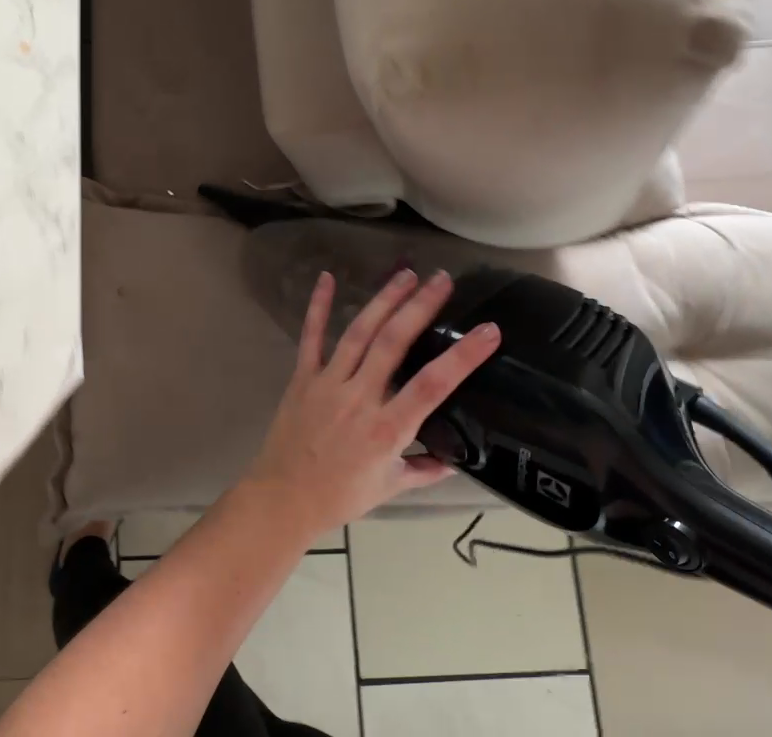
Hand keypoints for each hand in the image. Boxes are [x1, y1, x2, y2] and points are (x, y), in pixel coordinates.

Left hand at [241, 269, 499, 543]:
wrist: (283, 498)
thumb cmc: (340, 496)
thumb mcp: (390, 487)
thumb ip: (424, 470)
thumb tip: (454, 461)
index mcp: (387, 428)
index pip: (433, 385)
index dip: (463, 356)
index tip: (489, 331)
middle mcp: (359, 398)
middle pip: (393, 343)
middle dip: (419, 307)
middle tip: (442, 280)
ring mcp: (328, 383)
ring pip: (358, 333)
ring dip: (383, 300)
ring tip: (406, 274)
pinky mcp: (302, 378)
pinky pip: (310, 337)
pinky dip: (318, 306)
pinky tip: (327, 278)